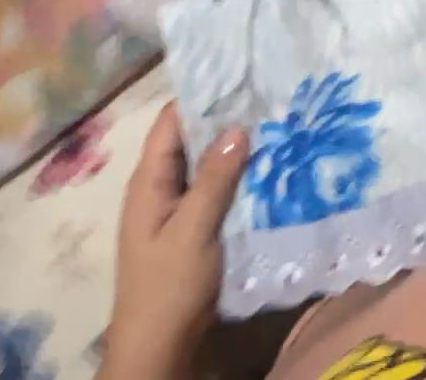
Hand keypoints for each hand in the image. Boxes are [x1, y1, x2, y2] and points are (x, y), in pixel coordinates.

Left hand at [103, 103, 248, 379]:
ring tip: (275, 125)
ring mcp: (177, 211)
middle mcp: (161, 189)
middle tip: (267, 96)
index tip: (238, 74)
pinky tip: (268, 171)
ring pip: (207, 167)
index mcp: (149, 181)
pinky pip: (216, 192)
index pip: (171, 122)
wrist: (159, 354)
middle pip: (191, 141)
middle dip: (224, 119)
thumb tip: (237, 126)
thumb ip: (214, 179)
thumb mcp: (193, 231)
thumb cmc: (168, 288)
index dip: (200, 96)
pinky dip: (237, 178)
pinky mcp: (195, 231)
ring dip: (234, 149)